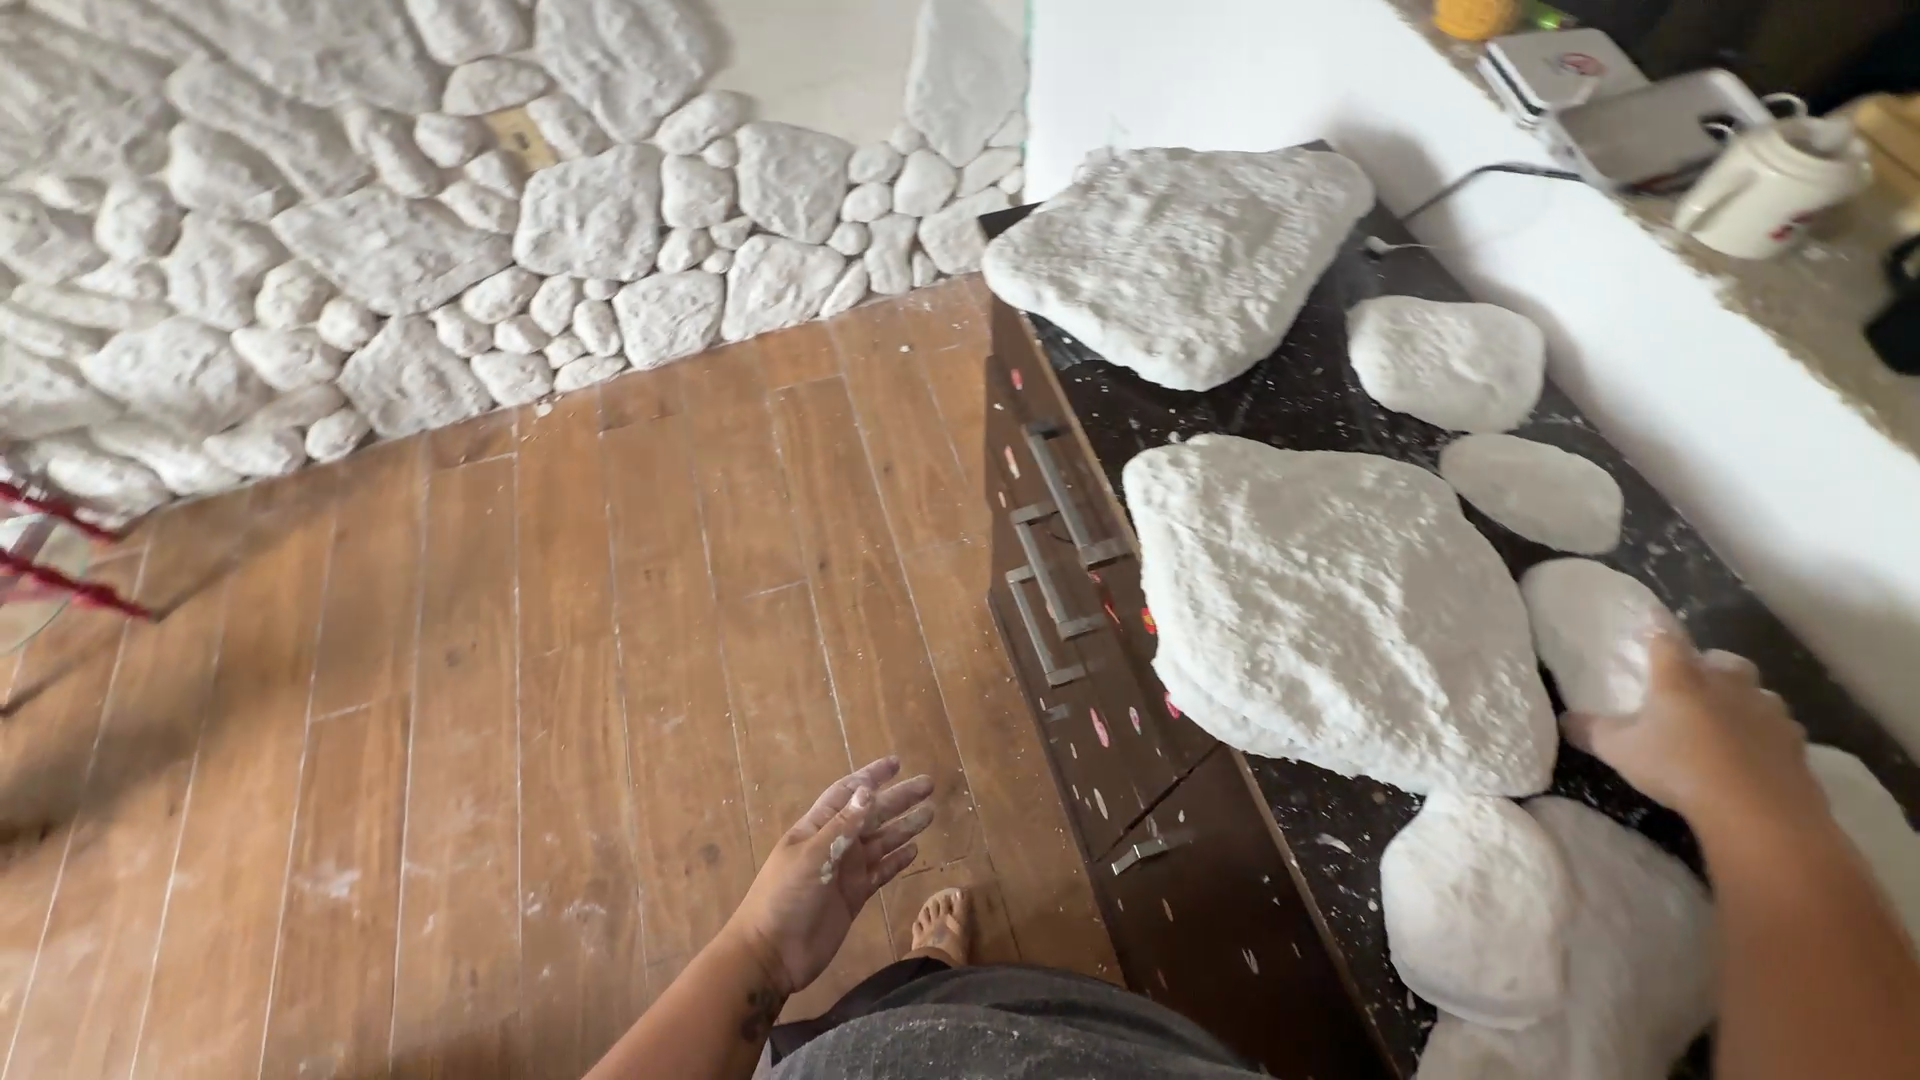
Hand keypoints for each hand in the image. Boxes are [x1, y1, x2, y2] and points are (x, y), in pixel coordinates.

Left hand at [722, 757, 934, 996]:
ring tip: (930, 813)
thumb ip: (842, 826)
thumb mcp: (812, 857)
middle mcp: (835, 844)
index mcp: (818, 827)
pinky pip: (881, 871)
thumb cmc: (784, 897)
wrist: (772, 953)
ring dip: (904, 827)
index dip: (871, 776)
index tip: (896, 763)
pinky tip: (915, 850)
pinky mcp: (855, 896)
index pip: (848, 792)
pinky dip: (897, 860)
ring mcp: (846, 871)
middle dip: (898, 798)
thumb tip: (867, 790)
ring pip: (882, 841)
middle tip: (928, 784)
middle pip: (872, 814)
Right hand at [1562, 628, 1823, 830]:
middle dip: (1710, 664)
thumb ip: (1589, 730)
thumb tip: (1565, 719)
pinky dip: (1765, 733)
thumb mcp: (1616, 750)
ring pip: (1758, 692)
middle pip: (1724, 661)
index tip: (1652, 613)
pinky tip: (1752, 750)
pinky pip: (1780, 728)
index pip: (1666, 639)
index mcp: (1680, 680)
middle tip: (1694, 679)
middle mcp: (1727, 687)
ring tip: (1725, 716)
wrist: (1759, 812)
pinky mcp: (1797, 745)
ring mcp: (1768, 714)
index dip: (1657, 625)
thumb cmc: (1677, 767)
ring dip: (1743, 697)